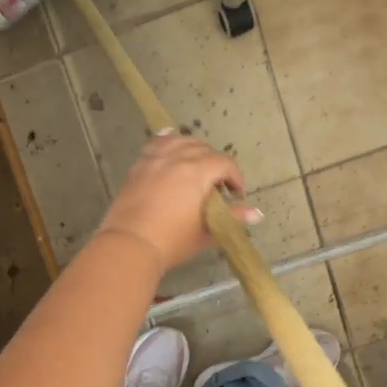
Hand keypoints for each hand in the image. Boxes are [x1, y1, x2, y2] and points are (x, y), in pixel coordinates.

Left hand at [95, 133, 258, 270]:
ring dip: (193, 150)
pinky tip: (171, 144)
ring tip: (196, 166)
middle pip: (203, 149)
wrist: (129, 245)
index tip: (235, 194)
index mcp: (197, 171)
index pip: (224, 163)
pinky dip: (168, 142)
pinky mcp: (138, 165)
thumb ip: (232, 217)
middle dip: (215, 164)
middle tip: (216, 186)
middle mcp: (177, 158)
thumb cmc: (172, 242)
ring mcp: (155, 159)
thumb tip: (257, 214)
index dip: (234, 177)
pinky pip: (157, 144)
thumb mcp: (206, 231)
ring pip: (181, 141)